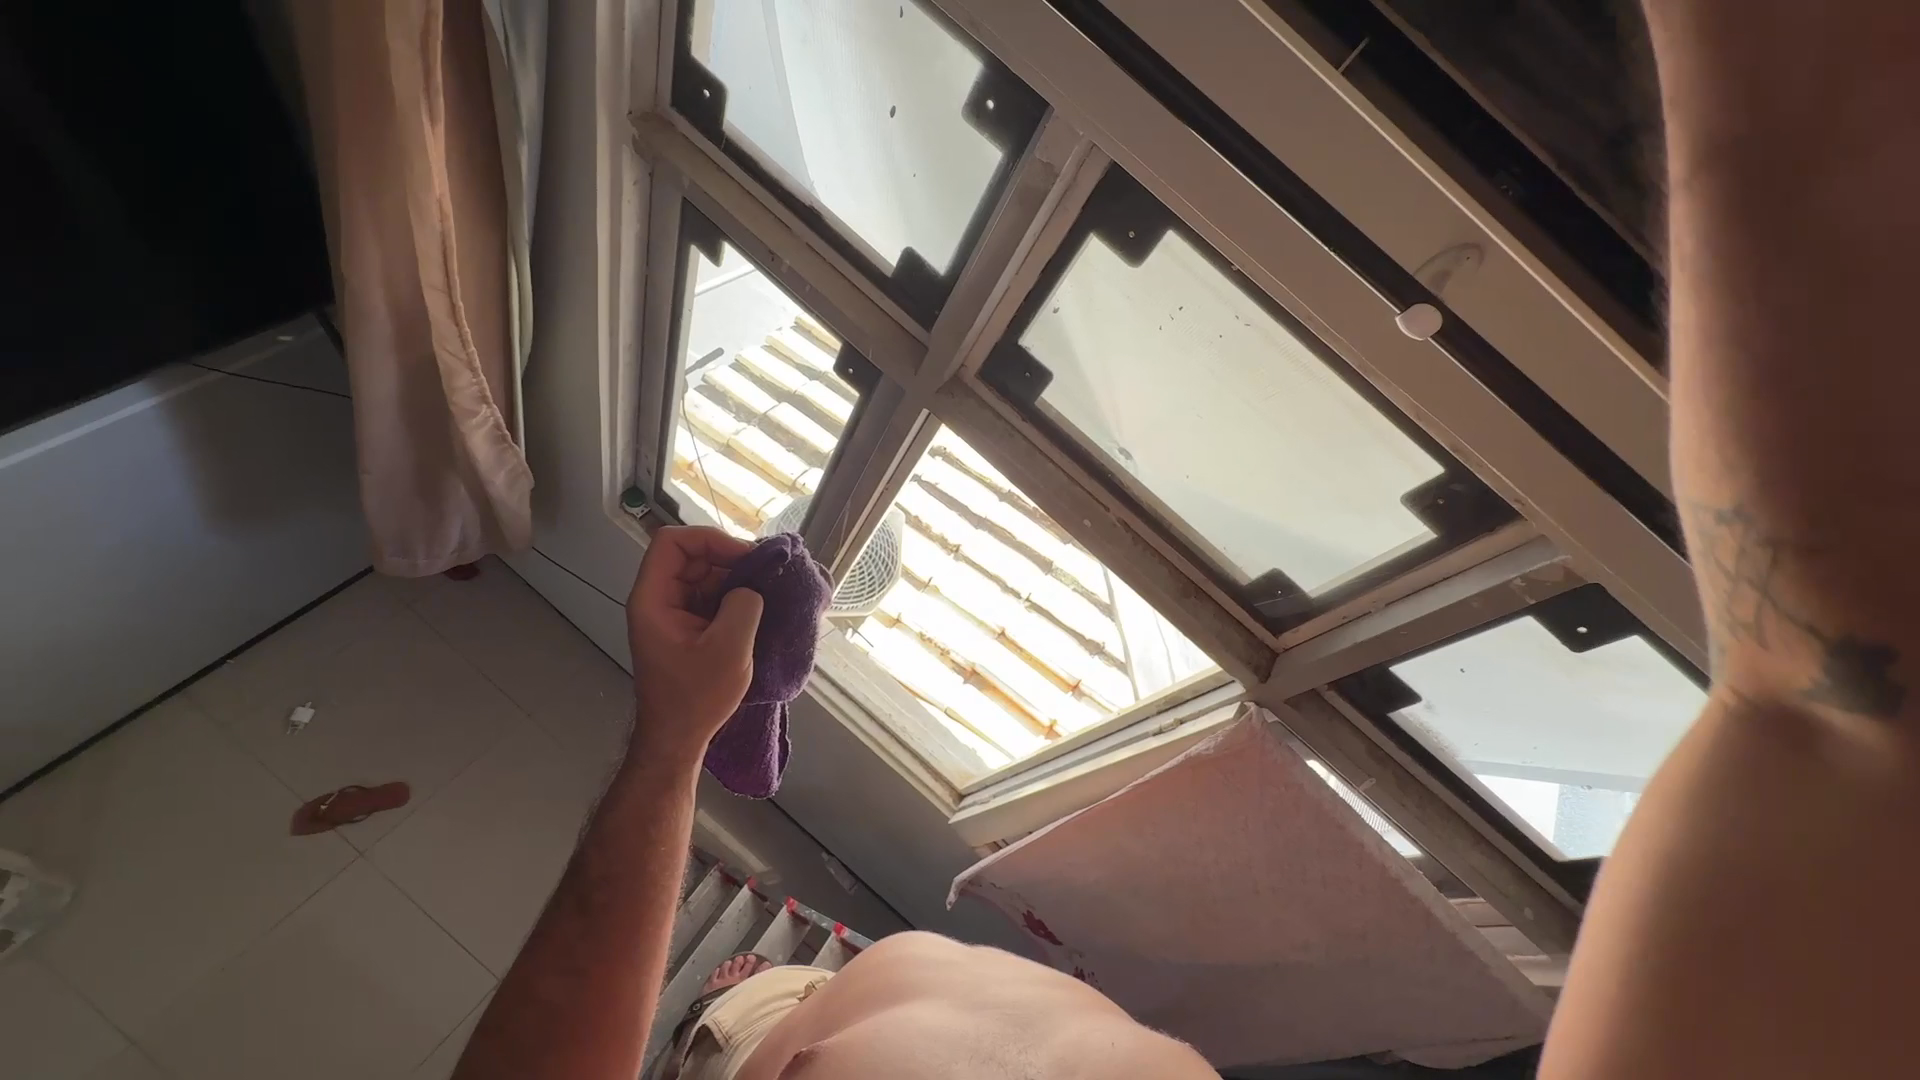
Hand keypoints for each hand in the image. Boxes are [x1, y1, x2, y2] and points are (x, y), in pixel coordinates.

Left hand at [625, 526, 764, 764]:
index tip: (743, 558)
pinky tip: (759, 608)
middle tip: (765, 575)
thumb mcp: (728, 649)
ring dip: (736, 579)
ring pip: (705, 575)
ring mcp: (674, 613)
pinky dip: (735, 597)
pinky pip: (712, 596)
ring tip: (767, 593)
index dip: (709, 540)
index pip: (672, 542)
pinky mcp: (690, 626)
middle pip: (691, 555)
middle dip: (729, 559)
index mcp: (654, 599)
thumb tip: (750, 589)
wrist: (678, 737)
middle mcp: (659, 599)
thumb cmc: (696, 697)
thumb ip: (743, 605)